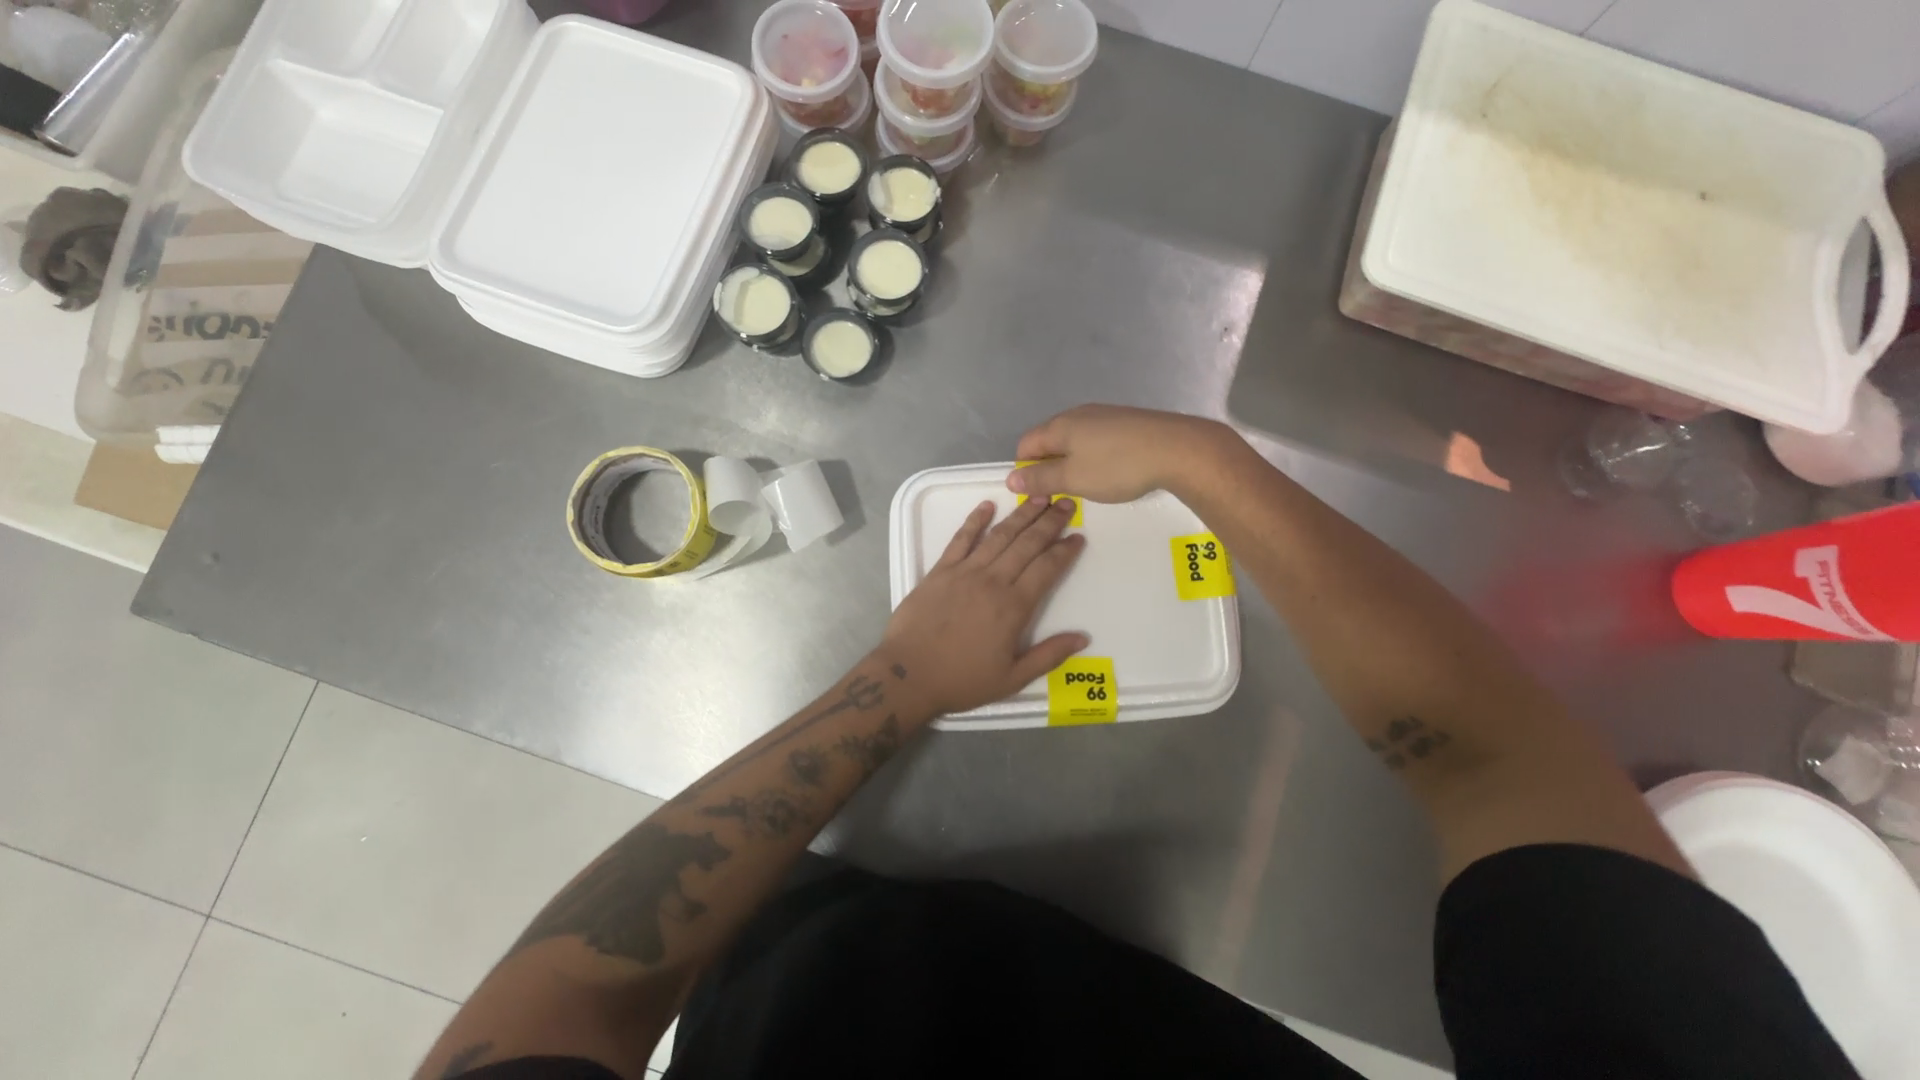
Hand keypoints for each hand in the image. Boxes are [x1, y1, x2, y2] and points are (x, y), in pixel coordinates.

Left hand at [878, 496, 1088, 715]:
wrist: (908, 675)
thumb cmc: (962, 680)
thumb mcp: (1012, 678)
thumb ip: (1048, 655)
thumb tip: (1082, 637)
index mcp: (1014, 607)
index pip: (1047, 569)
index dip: (1065, 551)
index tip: (1078, 537)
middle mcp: (992, 581)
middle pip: (1027, 544)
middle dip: (1049, 522)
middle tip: (1067, 503)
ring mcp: (964, 572)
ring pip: (999, 535)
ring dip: (1020, 515)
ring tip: (1038, 497)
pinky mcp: (939, 571)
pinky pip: (960, 539)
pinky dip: (975, 520)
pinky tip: (987, 505)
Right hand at [1007, 405, 1235, 503]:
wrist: (1177, 449)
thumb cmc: (1118, 466)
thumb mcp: (1073, 478)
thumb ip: (1040, 479)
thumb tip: (1010, 478)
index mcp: (1060, 425)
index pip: (1025, 445)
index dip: (1026, 470)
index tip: (1041, 494)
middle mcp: (1078, 414)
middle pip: (1050, 441)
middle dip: (1050, 467)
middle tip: (1065, 494)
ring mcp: (1105, 415)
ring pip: (1075, 440)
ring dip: (1074, 463)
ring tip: (1091, 486)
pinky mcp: (1126, 422)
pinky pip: (1098, 439)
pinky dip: (1096, 457)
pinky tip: (1114, 472)